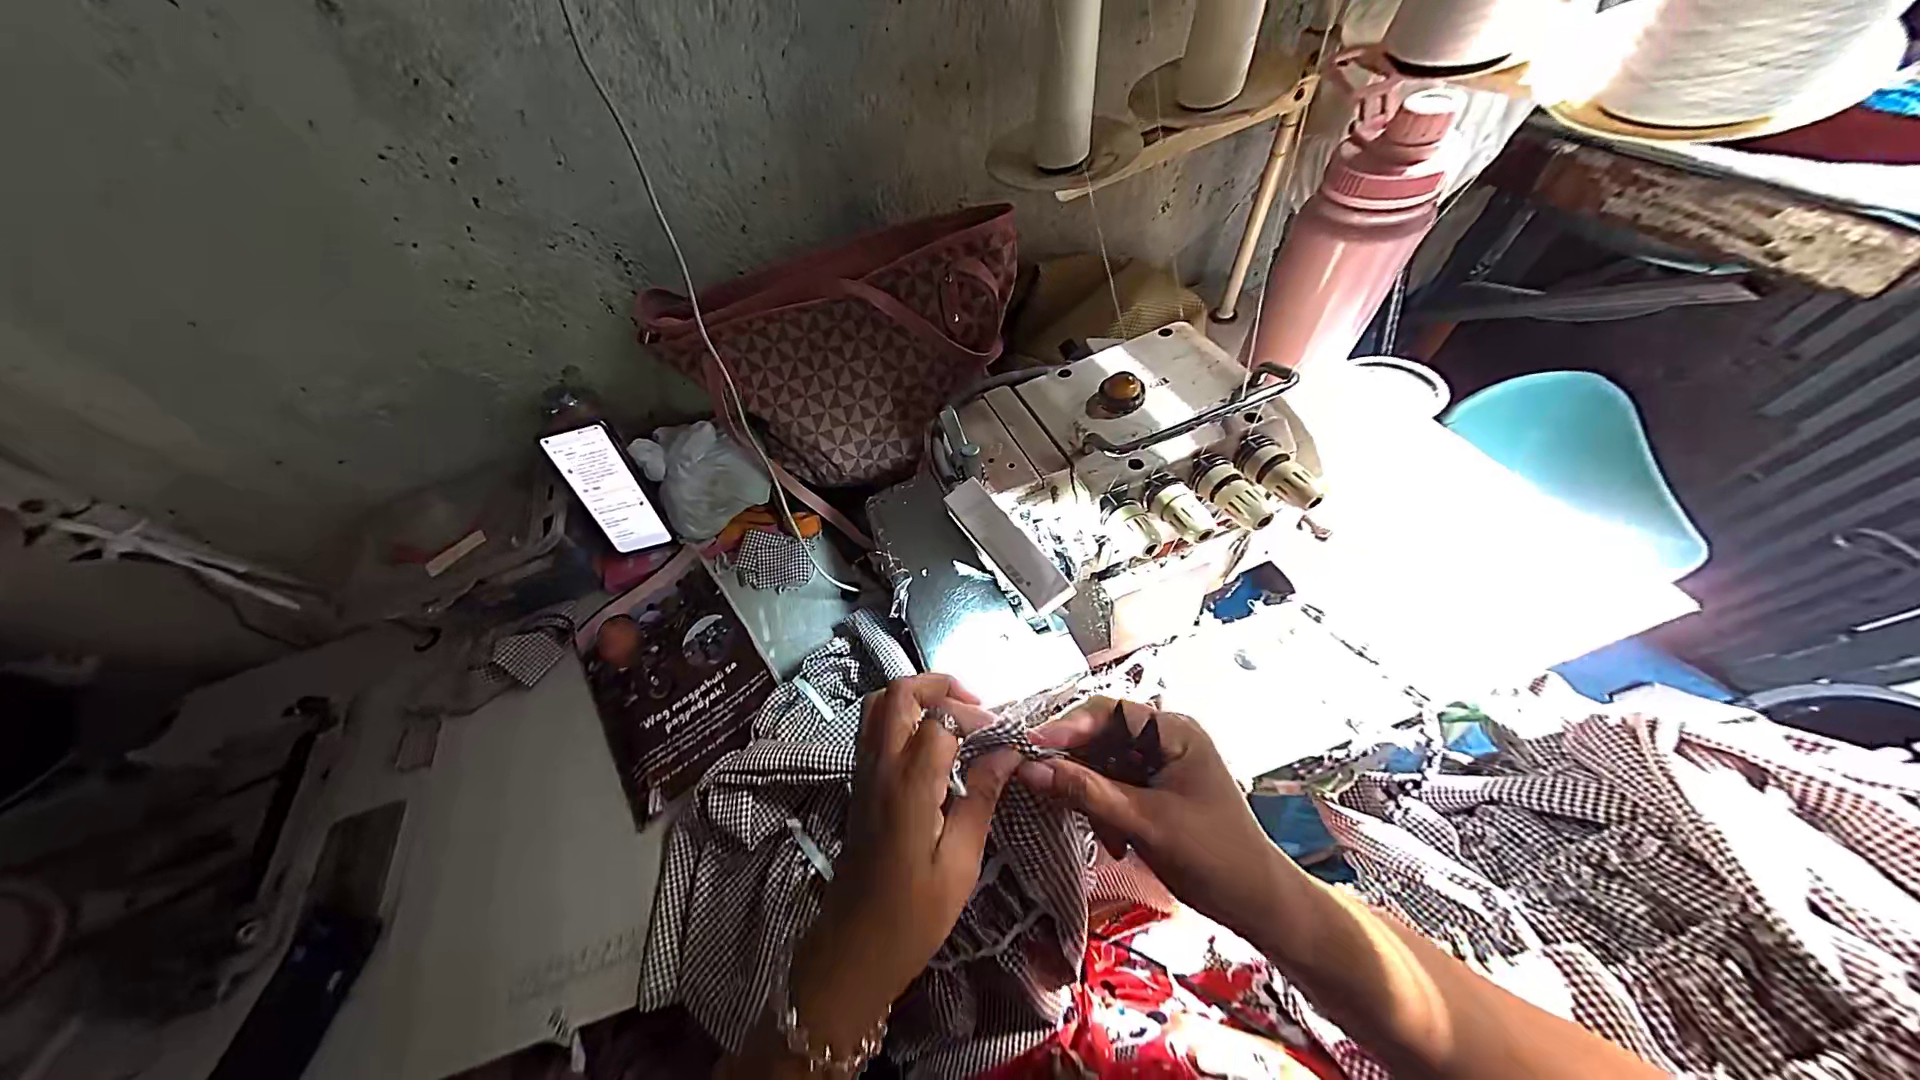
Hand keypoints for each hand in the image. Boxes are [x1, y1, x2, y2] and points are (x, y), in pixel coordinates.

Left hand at [786, 674, 1019, 1049]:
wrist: (854, 946)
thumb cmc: (914, 914)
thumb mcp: (960, 862)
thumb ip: (982, 797)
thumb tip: (1008, 752)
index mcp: (908, 785)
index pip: (940, 720)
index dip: (974, 717)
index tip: (1003, 735)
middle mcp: (880, 766)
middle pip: (899, 693)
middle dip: (940, 686)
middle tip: (976, 707)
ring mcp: (864, 770)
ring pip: (880, 703)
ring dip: (917, 696)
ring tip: (955, 716)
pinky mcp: (859, 781)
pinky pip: (874, 726)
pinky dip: (902, 714)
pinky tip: (931, 741)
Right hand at [1017, 697, 1285, 937]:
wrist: (1257, 903)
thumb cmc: (1214, 856)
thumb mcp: (1146, 823)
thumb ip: (1088, 793)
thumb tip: (1032, 769)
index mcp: (1173, 731)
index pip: (1107, 712)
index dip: (1066, 726)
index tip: (1031, 746)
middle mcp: (1163, 738)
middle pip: (1099, 737)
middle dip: (1078, 770)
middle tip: (1049, 791)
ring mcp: (1157, 763)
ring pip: (1099, 765)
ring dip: (1092, 798)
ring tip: (1107, 836)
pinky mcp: (1151, 788)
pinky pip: (1110, 786)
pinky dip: (1103, 811)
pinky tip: (1115, 841)